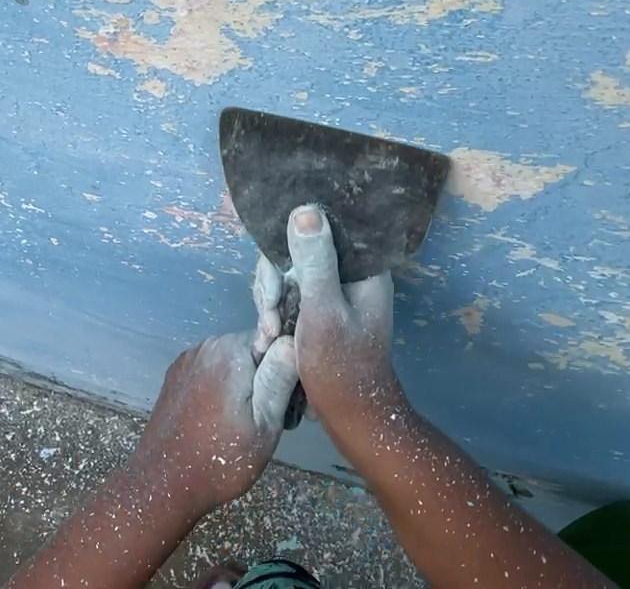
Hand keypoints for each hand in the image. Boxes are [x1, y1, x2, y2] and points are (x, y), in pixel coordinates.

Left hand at [125, 331, 297, 517]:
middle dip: (267, 378)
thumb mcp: (264, 424)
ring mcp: (189, 359)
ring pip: (232, 361)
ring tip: (245, 425)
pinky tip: (219, 420)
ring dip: (244, 384)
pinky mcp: (176, 375)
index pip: (275, 340)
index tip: (293, 404)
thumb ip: (279, 377)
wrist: (163, 483)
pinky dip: (221, 388)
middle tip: (272, 421)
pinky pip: (211, 371)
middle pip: (253, 350)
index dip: (288, 370)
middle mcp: (208, 345)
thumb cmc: (220, 459)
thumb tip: (291, 339)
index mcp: (231, 350)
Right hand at [256, 204, 403, 434]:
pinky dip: (272, 312)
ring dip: (270, 301)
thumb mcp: (323, 310)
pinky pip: (286, 295)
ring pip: (286, 274)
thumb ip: (314, 261)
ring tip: (269, 335)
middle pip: (296, 252)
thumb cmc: (343, 366)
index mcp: (362, 268)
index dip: (290, 245)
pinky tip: (267, 337)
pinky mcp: (317, 309)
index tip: (276, 278)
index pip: (320, 230)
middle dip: (274, 283)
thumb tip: (304, 209)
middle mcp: (349, 274)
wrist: (351, 419)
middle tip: (270, 316)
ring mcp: (332, 292)